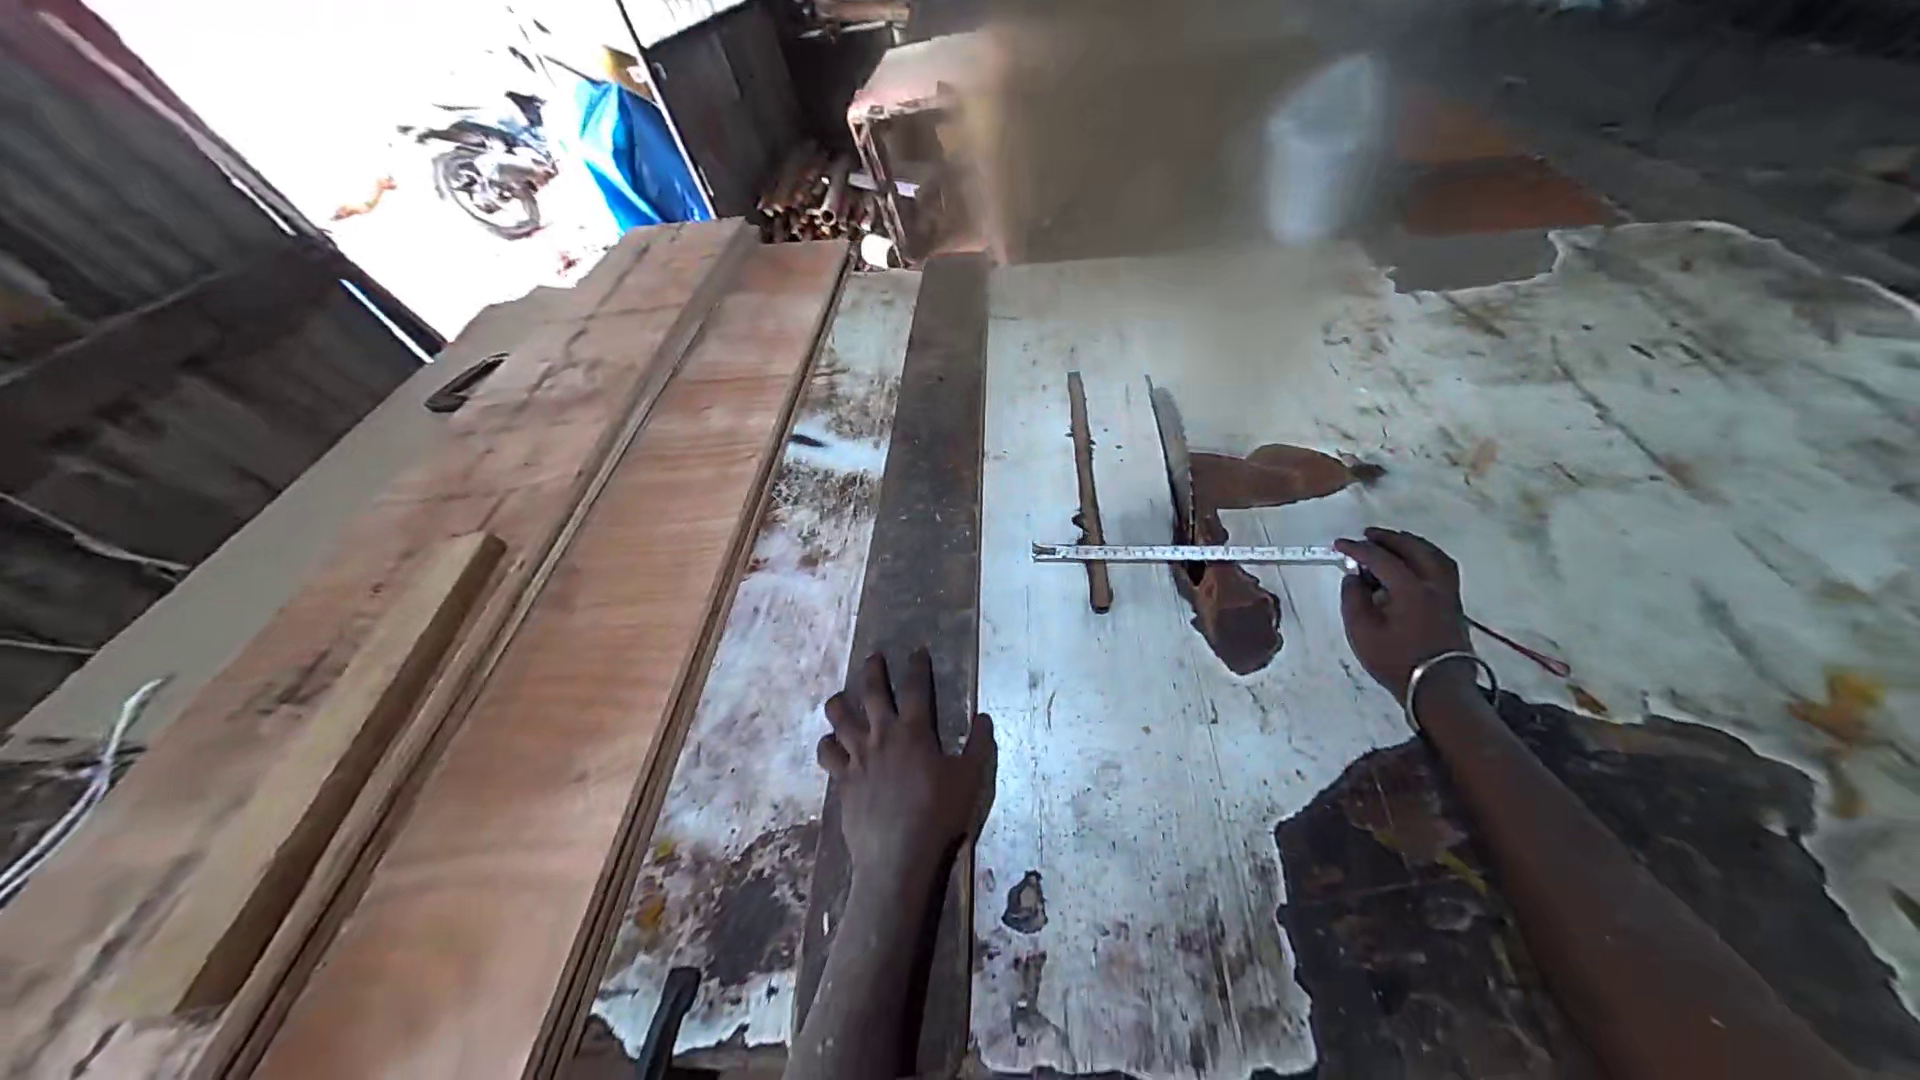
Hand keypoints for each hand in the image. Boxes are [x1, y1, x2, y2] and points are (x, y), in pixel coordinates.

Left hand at [819, 649, 996, 882]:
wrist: (899, 854)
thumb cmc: (939, 814)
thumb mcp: (970, 778)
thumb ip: (978, 745)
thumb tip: (984, 717)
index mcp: (914, 731)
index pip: (916, 688)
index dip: (917, 666)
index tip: (916, 651)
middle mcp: (882, 735)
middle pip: (872, 692)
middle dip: (873, 670)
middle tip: (873, 657)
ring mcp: (858, 756)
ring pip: (840, 718)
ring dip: (840, 703)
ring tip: (840, 697)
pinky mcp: (842, 779)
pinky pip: (828, 754)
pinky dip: (827, 745)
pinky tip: (830, 744)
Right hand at [1335, 527, 1472, 699]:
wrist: (1437, 688)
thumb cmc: (1395, 660)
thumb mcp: (1361, 631)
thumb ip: (1353, 598)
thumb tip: (1354, 578)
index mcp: (1410, 589)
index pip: (1381, 558)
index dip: (1358, 549)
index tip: (1339, 544)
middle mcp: (1434, 585)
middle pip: (1414, 549)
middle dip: (1388, 539)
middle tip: (1367, 535)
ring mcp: (1449, 594)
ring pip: (1433, 556)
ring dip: (1411, 544)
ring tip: (1392, 542)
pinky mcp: (1454, 604)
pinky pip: (1441, 567)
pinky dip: (1425, 556)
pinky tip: (1414, 562)